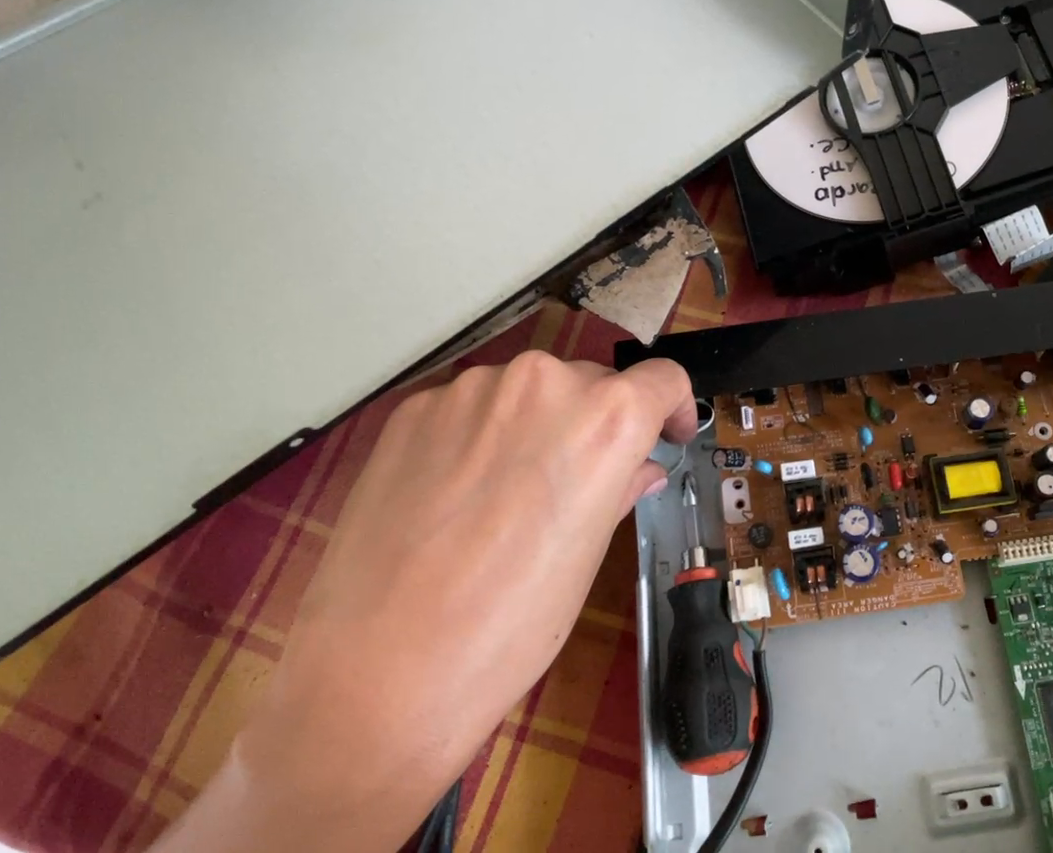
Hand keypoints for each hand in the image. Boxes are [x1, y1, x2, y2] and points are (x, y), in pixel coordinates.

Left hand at [151, 352, 694, 852]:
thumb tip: (636, 468)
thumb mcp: (587, 555)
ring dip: (535, 427)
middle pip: (591, 383)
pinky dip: (479, 437)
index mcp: (605, 419)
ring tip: (509, 497)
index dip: (672, 408)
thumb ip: (618, 488)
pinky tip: (458, 498)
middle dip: (596, 424)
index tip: (665, 437)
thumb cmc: (509, 626)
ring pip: (526, 393)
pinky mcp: (411, 412)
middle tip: (579, 485)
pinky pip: (468, 410)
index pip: (661, 380)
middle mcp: (541, 384)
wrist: (380, 673)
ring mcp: (468, 392)